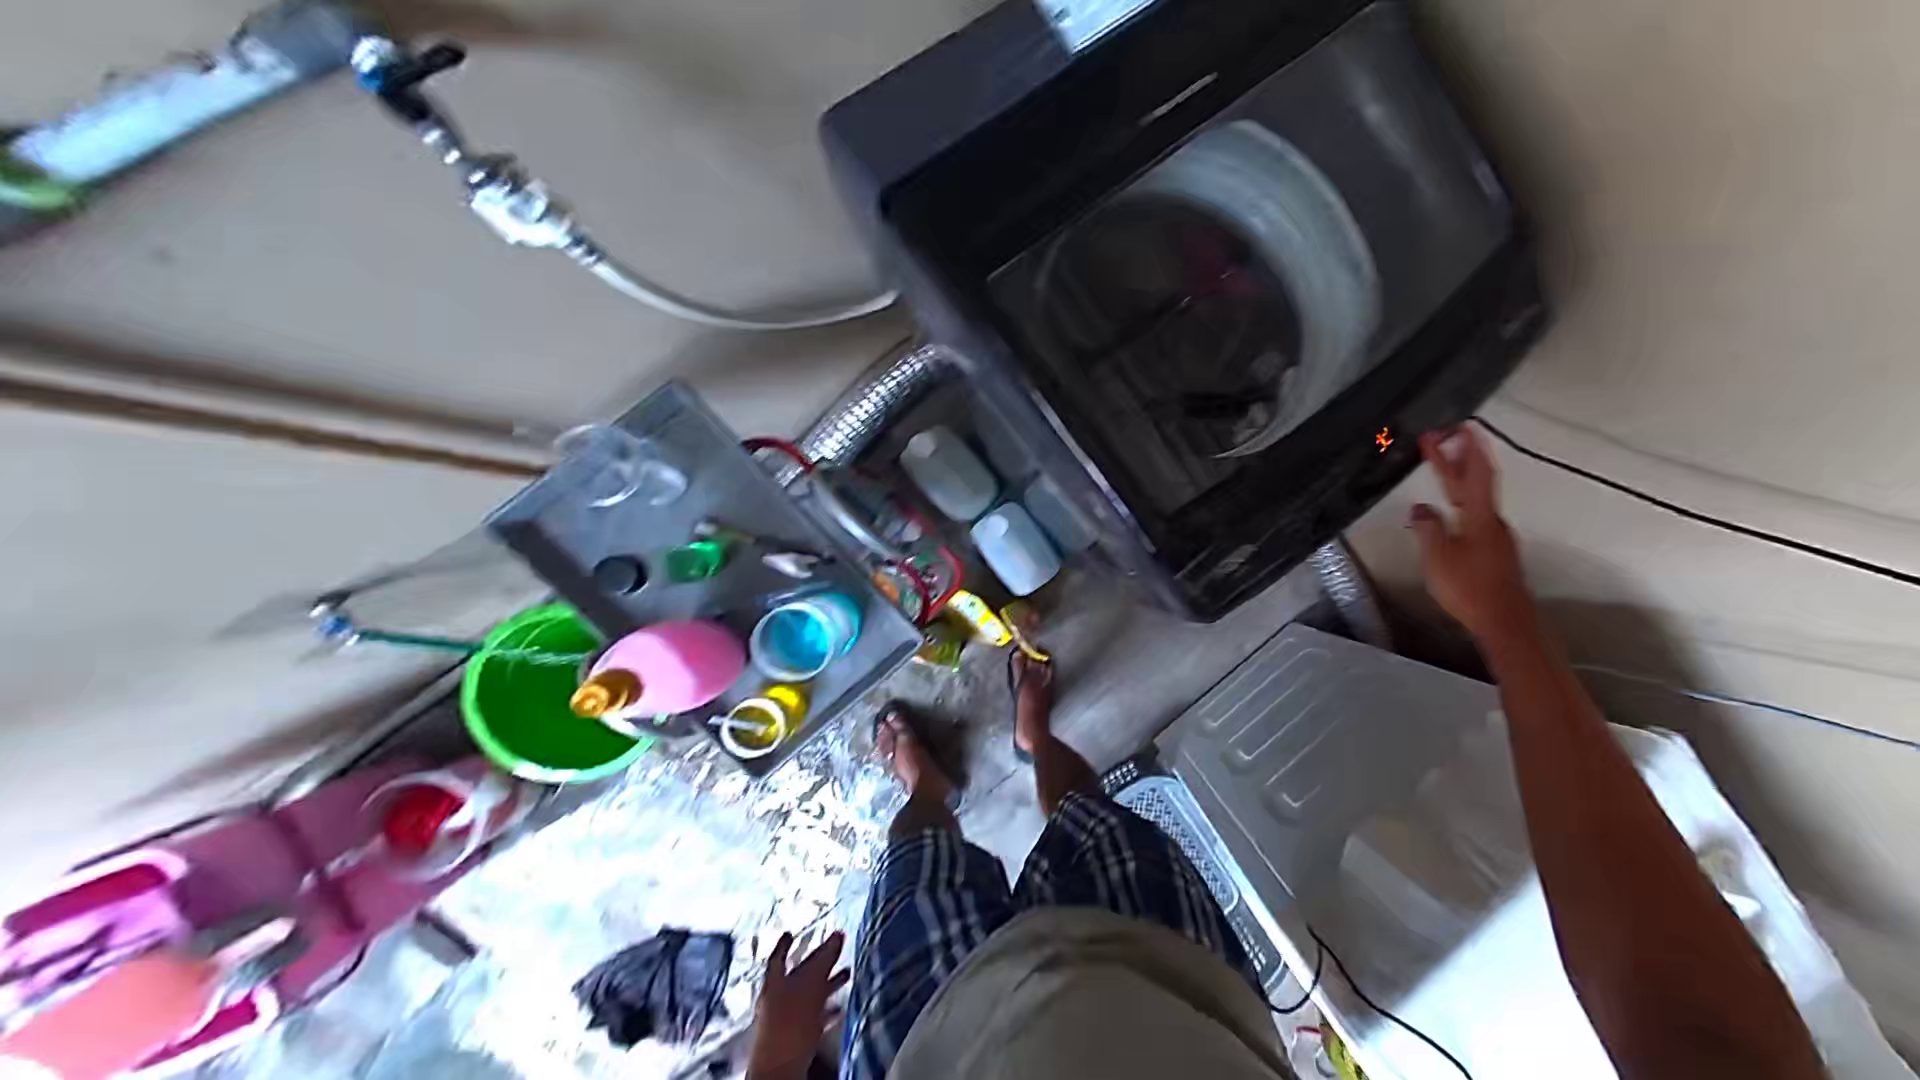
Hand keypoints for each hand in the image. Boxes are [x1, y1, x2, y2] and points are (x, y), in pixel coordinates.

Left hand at [746, 931, 848, 1079]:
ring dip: (826, 985)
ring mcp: (785, 1021)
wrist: (781, 1074)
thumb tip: (837, 935)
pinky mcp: (796, 1040)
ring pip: (808, 995)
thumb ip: (823, 960)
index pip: (778, 957)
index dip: (785, 944)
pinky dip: (826, 1009)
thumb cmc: (790, 1026)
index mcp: (774, 984)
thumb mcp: (809, 986)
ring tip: (845, 974)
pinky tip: (839, 1008)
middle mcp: (777, 1000)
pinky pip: (814, 1017)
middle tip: (833, 948)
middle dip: (816, 961)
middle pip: (798, 974)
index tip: (790, 932)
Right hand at [1409, 426, 1536, 643]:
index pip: (1473, 474)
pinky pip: (1473, 513)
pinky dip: (1460, 499)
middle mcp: (1490, 521)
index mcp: (1478, 517)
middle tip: (1447, 436)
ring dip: (1459, 478)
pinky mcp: (1491, 549)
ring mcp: (1493, 535)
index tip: (1461, 427)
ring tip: (1443, 465)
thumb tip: (1419, 508)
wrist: (1503, 619)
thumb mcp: (1438, 556)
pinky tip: (1446, 507)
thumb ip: (1427, 528)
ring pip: (1474, 497)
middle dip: (1460, 458)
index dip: (1467, 450)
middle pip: (1475, 482)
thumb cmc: (1467, 586)